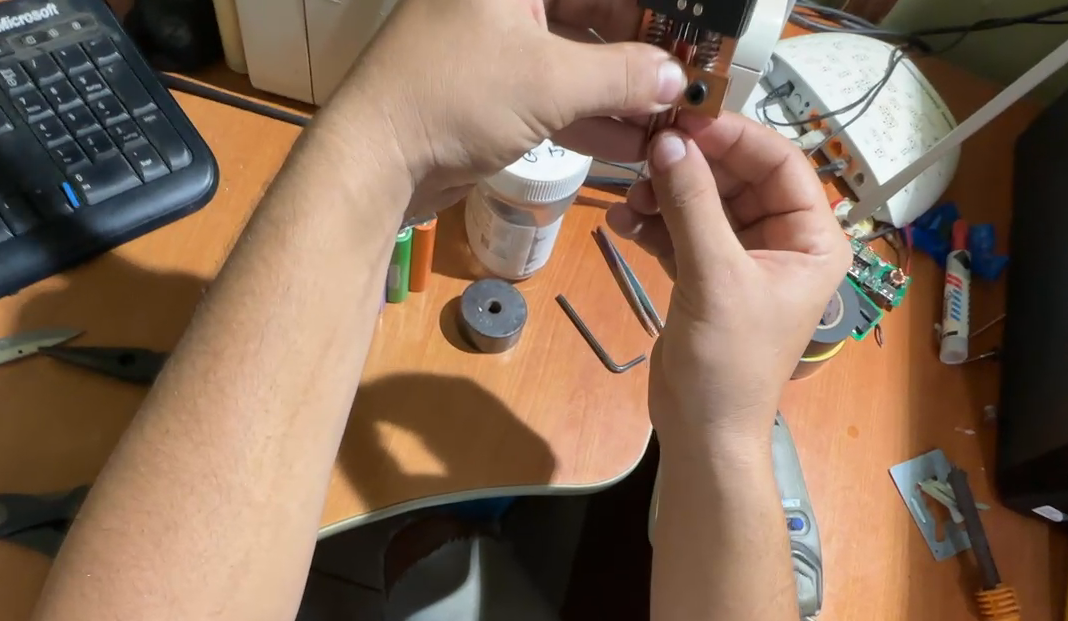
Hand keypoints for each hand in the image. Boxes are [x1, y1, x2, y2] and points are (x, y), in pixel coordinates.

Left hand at [325, 0, 686, 214]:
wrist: (380, 158)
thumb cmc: (454, 96)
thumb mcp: (547, 81)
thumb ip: (619, 76)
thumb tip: (673, 78)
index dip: (648, 8)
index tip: (687, 30)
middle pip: (593, 11)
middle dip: (641, 50)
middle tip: (684, 79)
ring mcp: (501, 45)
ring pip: (577, 59)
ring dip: (623, 92)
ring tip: (669, 117)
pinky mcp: (496, 93)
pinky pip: (556, 97)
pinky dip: (591, 118)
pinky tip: (634, 140)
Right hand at [607, 114, 849, 449]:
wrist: (702, 432)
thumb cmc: (728, 363)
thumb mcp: (715, 279)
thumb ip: (692, 206)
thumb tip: (668, 143)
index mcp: (811, 240)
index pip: (780, 163)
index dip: (734, 138)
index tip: (685, 122)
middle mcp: (781, 244)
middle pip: (736, 181)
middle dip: (691, 170)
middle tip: (645, 157)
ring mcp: (740, 263)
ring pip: (704, 207)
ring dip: (666, 199)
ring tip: (630, 198)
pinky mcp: (705, 281)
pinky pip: (682, 237)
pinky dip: (655, 228)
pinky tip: (624, 223)